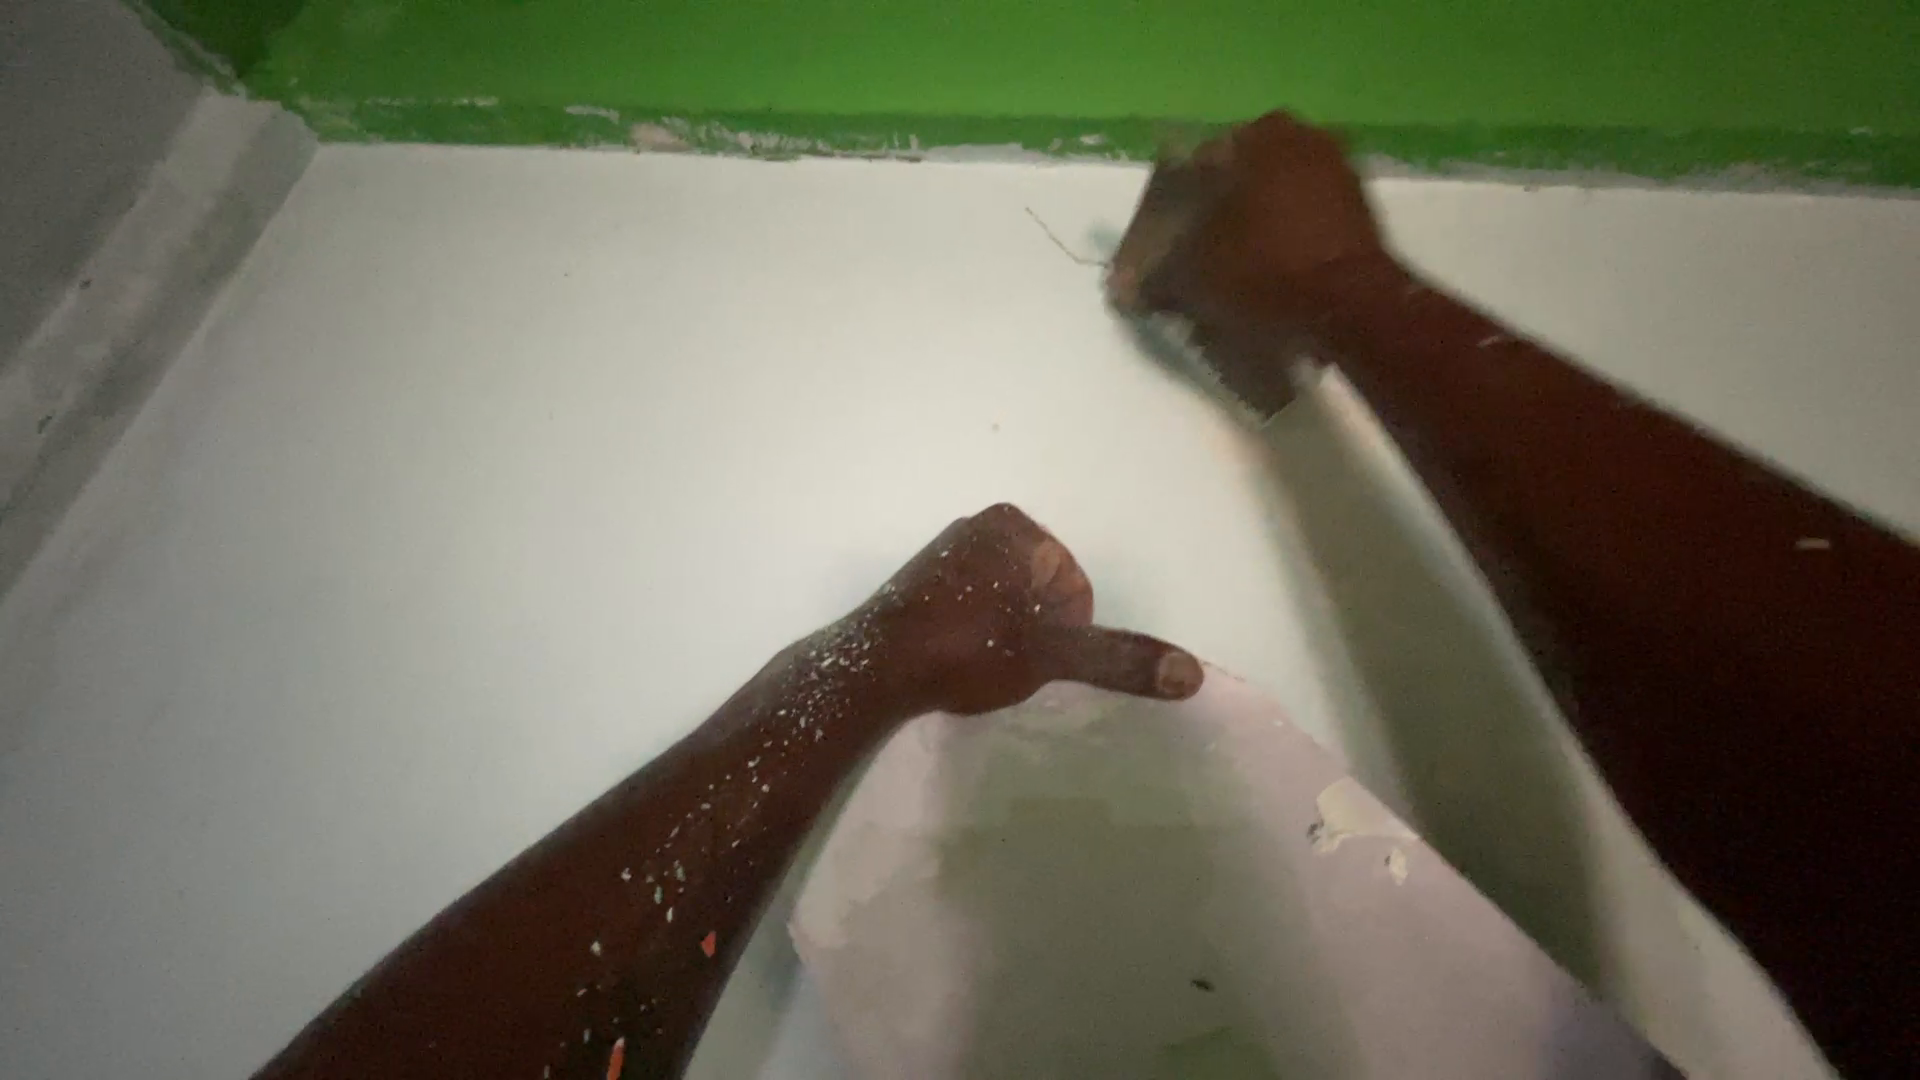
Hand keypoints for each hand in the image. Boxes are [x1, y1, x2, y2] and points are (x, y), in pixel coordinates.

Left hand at [855, 504, 1202, 715]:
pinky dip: (975, 631)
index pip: (1075, 588)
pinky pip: (974, 605)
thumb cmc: (967, 649)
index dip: (1061, 634)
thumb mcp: (1049, 652)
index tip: (1024, 653)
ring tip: (975, 660)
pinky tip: (955, 654)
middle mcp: (981, 525)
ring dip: (1006, 635)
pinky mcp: (924, 579)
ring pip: (1009, 602)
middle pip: (1042, 593)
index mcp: (1015, 526)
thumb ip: (1116, 658)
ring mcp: (948, 550)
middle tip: (999, 660)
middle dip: (1034, 632)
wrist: (875, 669)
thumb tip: (1193, 673)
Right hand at [1108, 112, 1402, 411]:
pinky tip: (1263, 279)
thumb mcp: (1189, 277)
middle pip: (1234, 185)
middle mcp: (1300, 137)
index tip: (1156, 253)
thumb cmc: (1259, 273)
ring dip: (1244, 236)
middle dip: (1208, 224)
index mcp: (1253, 136)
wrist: (1347, 306)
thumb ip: (1153, 275)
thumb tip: (1125, 287)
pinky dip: (1278, 246)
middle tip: (1189, 267)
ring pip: (1268, 204)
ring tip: (1225, 280)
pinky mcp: (1360, 209)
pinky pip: (1300, 223)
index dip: (1165, 217)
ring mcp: (1337, 169)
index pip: (1191, 169)